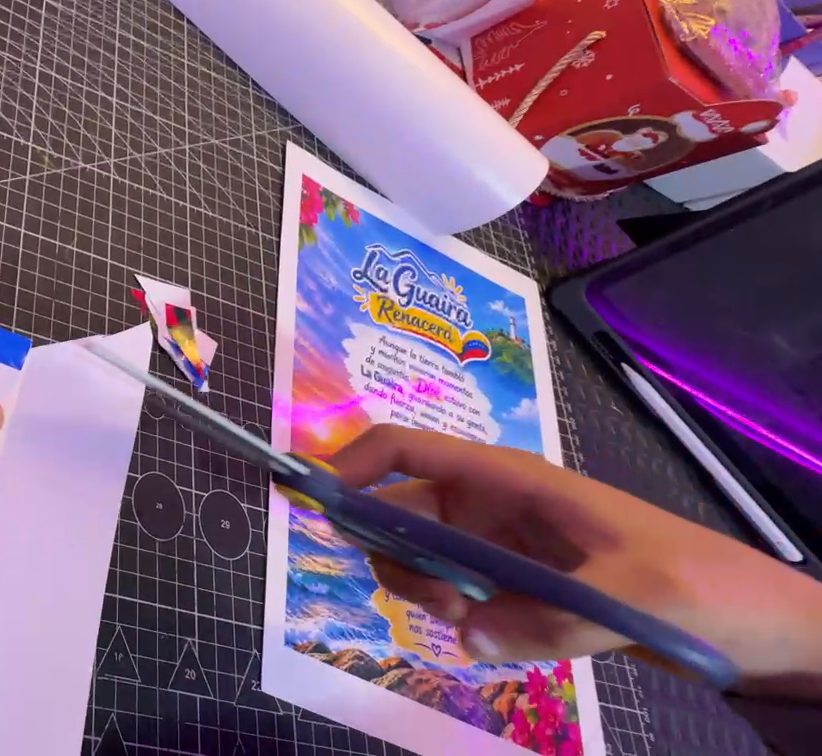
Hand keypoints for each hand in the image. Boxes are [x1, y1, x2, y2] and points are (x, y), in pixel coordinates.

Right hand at [326, 424, 821, 696]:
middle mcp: (484, 503)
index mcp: (506, 477)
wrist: (772, 629)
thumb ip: (557, 617)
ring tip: (470, 623)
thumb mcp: (650, 598)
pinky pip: (447, 590)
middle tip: (437, 602)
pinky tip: (487, 636)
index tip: (314, 498)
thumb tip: (468, 638)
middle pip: (394, 508)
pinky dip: (449, 613)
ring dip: (418, 586)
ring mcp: (492, 544)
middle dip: (391, 550)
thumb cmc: (711, 588)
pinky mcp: (505, 582)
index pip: (403, 449)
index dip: (349, 462)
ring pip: (412, 551)